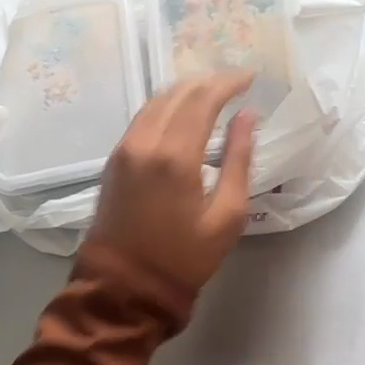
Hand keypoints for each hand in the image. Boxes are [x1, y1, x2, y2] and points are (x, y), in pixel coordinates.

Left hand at [84, 70, 257, 307]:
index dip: (228, 82)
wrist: (125, 286)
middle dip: (209, 82)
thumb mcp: (227, 215)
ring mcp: (124, 149)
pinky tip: (184, 113)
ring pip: (156, 101)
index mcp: (175, 156)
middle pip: (178, 92)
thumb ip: (239, 159)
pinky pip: (143, 117)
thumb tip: (248, 117)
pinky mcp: (114, 159)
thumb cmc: (184, 257)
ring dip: (186, 91)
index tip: (251, 78)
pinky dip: (167, 106)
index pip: (203, 99)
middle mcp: (145, 142)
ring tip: (214, 94)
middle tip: (236, 83)